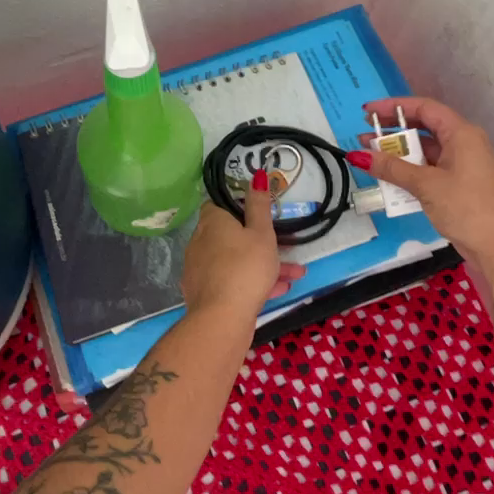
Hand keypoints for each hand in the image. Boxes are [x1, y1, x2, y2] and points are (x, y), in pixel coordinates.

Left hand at [179, 172, 307, 322]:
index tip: (260, 216)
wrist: (221, 318)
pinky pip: (230, 281)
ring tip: (294, 276)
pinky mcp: (202, 293)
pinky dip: (250, 283)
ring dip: (263, 266)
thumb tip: (257, 174)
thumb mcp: (261, 233)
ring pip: (235, 261)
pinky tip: (277, 292)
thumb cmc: (246, 267)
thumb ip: (260, 205)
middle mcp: (199, 242)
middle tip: (287, 249)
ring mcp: (199, 269)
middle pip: (231, 236)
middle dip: (261, 243)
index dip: (240, 208)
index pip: (219, 205)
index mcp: (211, 222)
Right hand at [348, 97, 493, 259]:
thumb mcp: (426, 185)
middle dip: (393, 130)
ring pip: (425, 150)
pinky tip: (390, 178)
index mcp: (461, 133)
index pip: (424, 108)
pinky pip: (430, 169)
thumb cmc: (466, 207)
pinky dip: (410, 170)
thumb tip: (358, 155)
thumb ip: (392, 168)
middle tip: (364, 133)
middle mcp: (464, 143)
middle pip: (424, 127)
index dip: (394, 106)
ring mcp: (463, 165)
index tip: (367, 112)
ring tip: (370, 157)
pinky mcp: (459, 184)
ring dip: (399, 153)